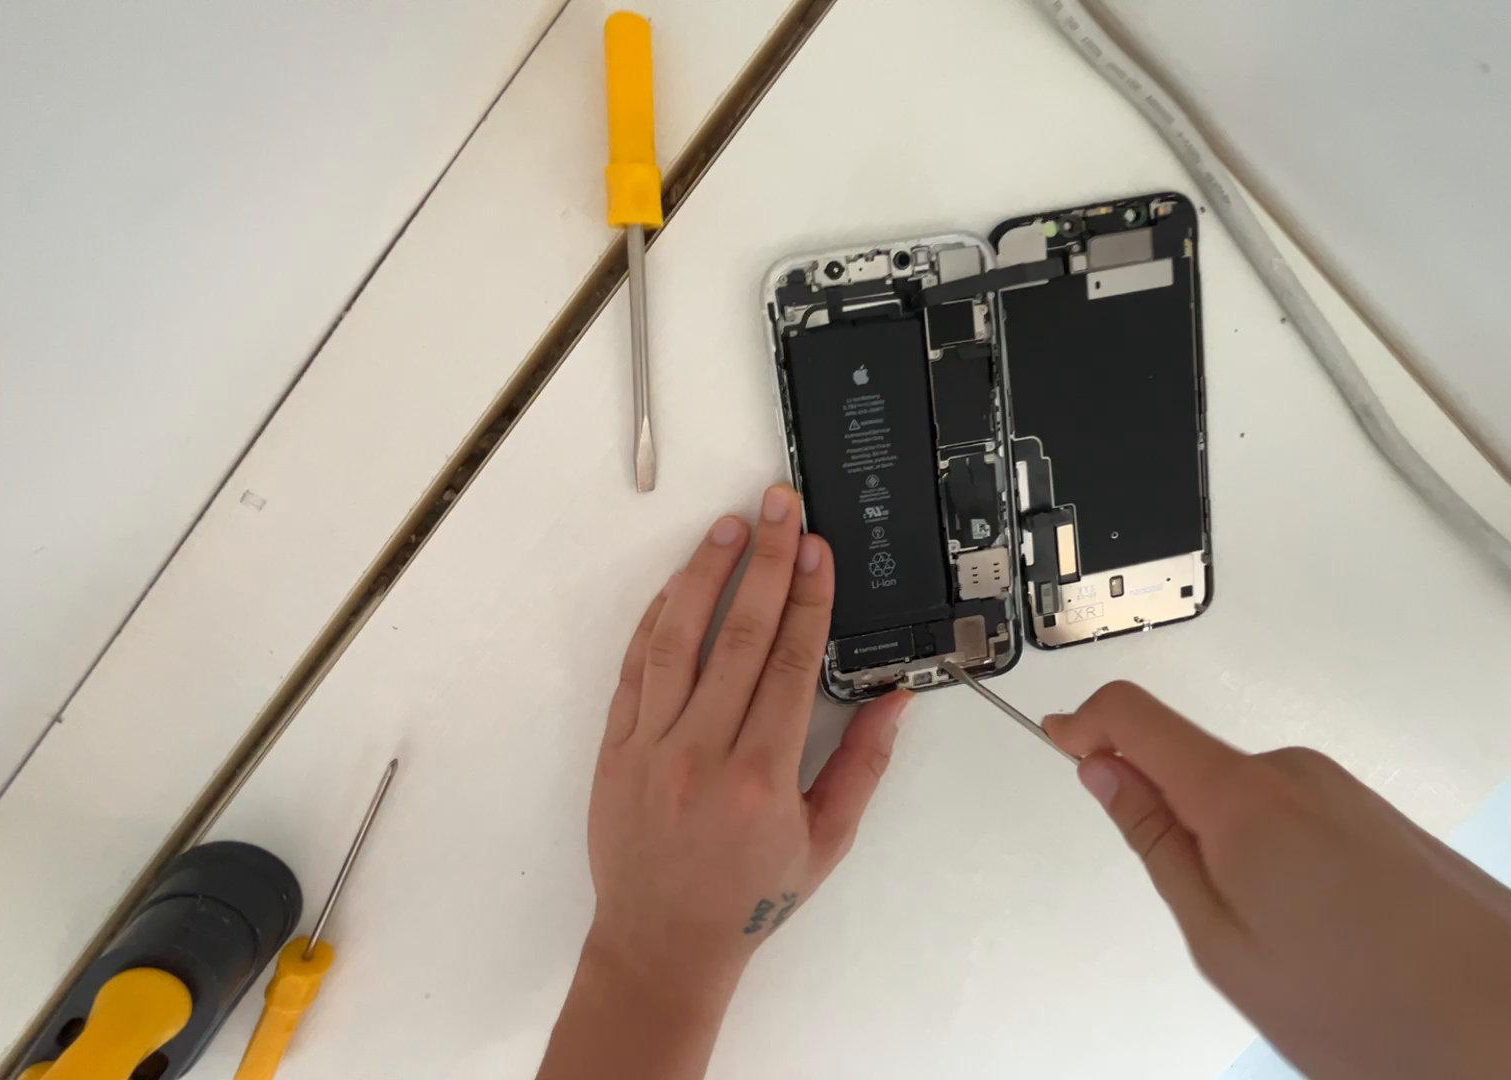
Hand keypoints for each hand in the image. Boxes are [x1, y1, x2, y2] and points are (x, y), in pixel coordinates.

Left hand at [537, 485, 910, 1079]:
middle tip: (776, 508)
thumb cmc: (751, 898)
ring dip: (704, 574)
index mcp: (761, 777)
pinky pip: (634, 669)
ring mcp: (649, 746)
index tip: (817, 548)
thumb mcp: (825, 843)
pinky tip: (678, 583)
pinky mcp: (614, 746)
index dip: (808, 599)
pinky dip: (656, 619)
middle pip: (737, 636)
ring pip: (676, 640)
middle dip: (764, 563)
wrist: (660, 944)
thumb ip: (863, 766)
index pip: (789, 664)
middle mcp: (702, 753)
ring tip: (727, 526)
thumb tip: (896, 698)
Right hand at [1047, 682, 1510, 1079]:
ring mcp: (1336, 787)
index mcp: (1241, 796)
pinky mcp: (1368, 809)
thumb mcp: (1221, 941)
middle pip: (1180, 751)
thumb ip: (1153, 840)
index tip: (1059, 741)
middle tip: (1188, 894)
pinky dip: (1261, 844)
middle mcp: (1290, 771)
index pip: (1131, 713)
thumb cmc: (1382, 1015)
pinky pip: (1279, 805)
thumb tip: (1103, 772)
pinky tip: (1310, 920)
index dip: (1082, 722)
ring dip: (1214, 835)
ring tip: (1270, 928)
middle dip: (1157, 803)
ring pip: (1230, 787)